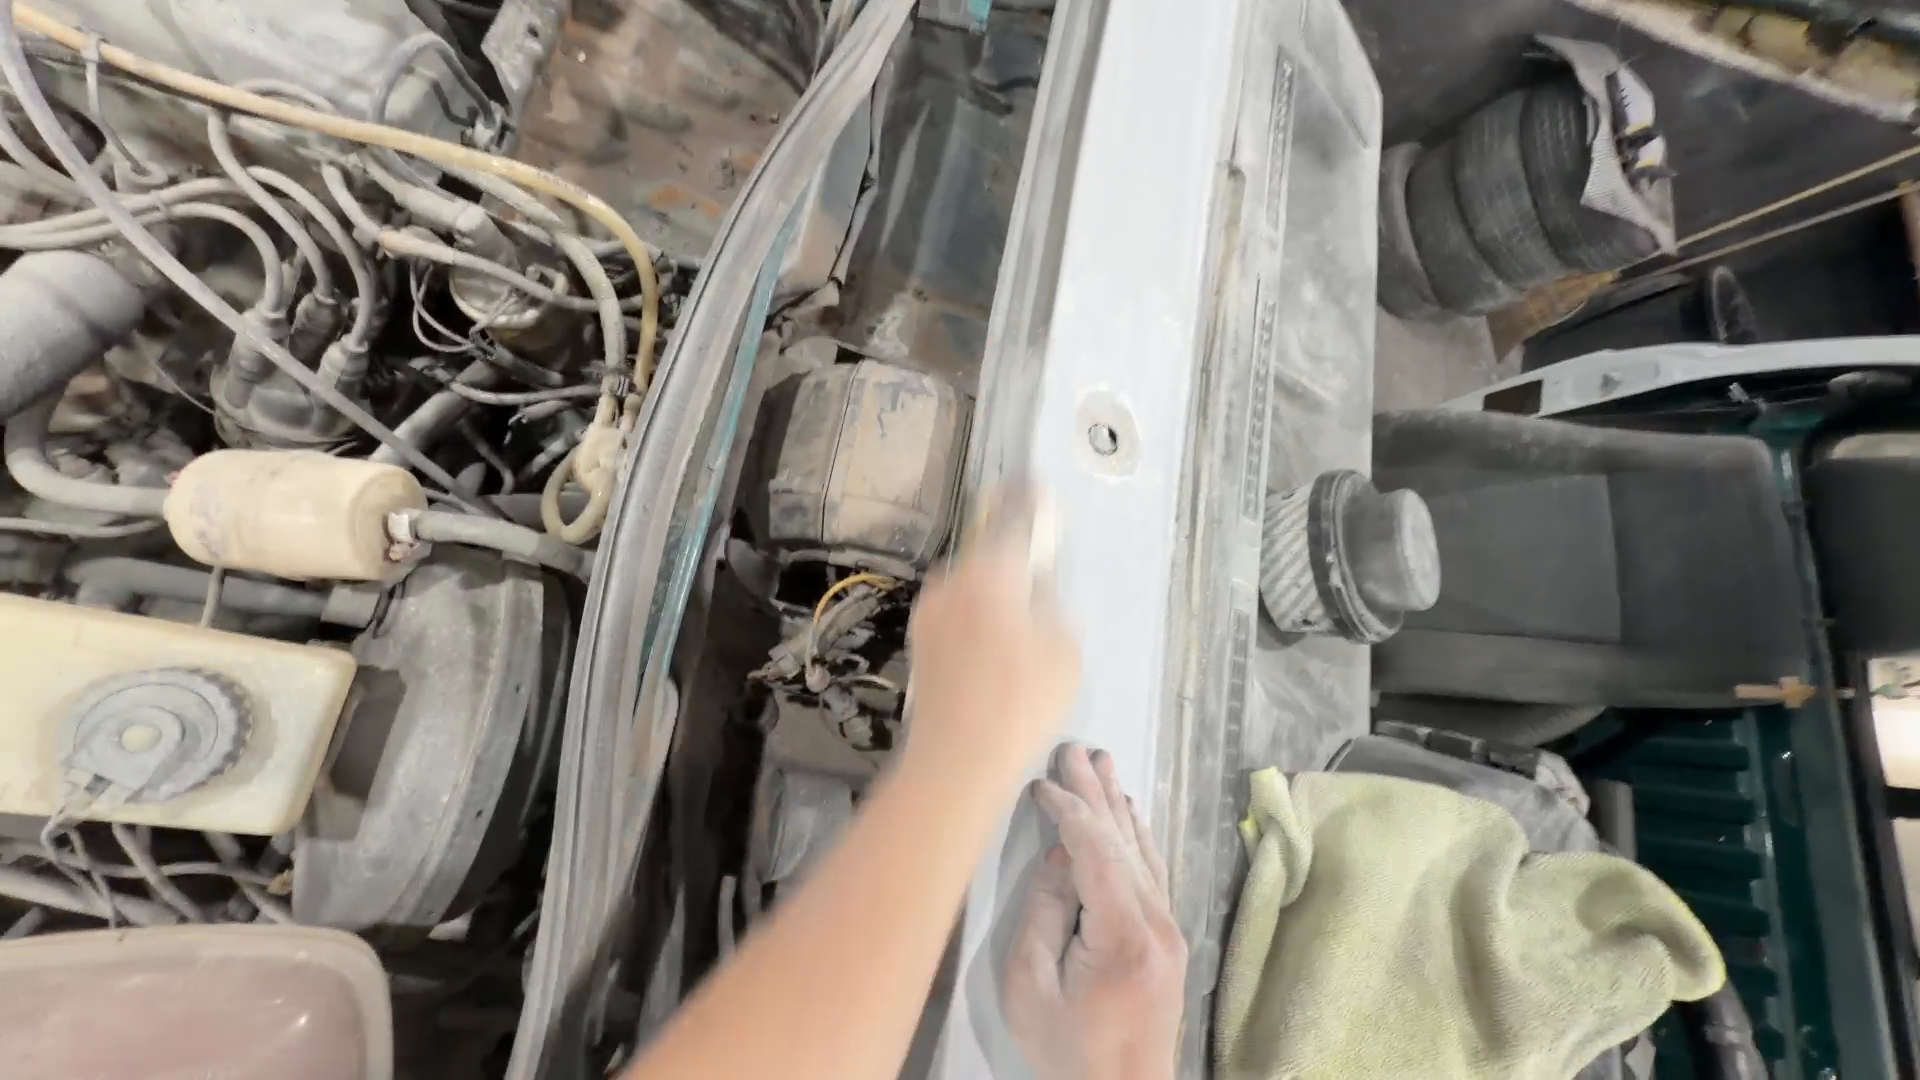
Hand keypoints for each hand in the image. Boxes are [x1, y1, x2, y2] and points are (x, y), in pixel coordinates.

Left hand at [904, 494, 1078, 780]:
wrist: (957, 757)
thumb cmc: (1022, 701)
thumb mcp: (1063, 649)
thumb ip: (1050, 601)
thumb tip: (1035, 586)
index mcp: (991, 572)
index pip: (1016, 520)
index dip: (1031, 503)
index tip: (1038, 488)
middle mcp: (953, 580)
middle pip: (989, 554)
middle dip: (1012, 559)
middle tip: (1038, 578)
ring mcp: (930, 610)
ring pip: (970, 585)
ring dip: (992, 590)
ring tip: (1016, 626)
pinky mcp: (919, 640)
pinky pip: (956, 612)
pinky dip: (975, 616)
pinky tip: (990, 649)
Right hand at [1005, 743, 1187, 1079]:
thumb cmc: (1068, 1052)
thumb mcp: (1031, 989)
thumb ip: (1044, 914)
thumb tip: (1059, 859)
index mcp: (1124, 934)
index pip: (1095, 849)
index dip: (1067, 810)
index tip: (1039, 787)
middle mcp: (1158, 921)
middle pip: (1122, 839)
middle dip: (1094, 791)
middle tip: (1075, 749)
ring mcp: (1169, 928)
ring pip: (1141, 849)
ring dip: (1117, 804)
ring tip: (1101, 764)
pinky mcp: (1168, 937)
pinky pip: (1152, 870)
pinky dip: (1135, 835)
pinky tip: (1128, 813)